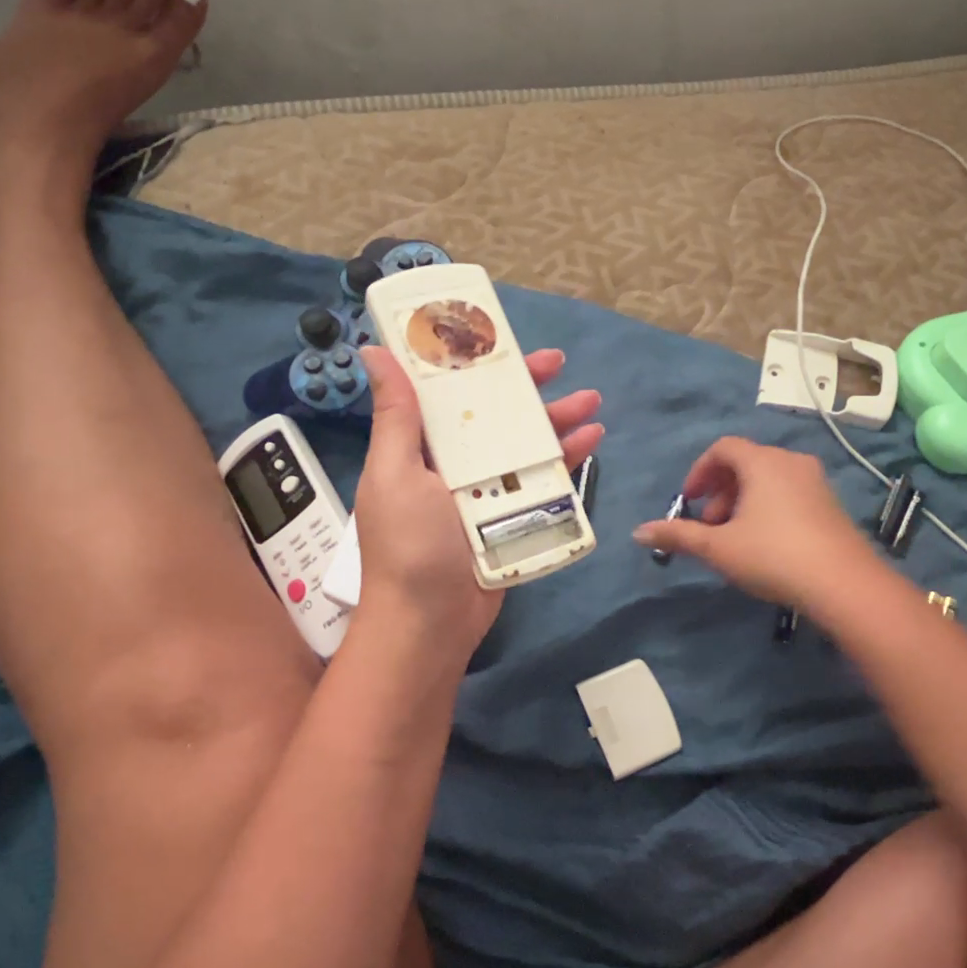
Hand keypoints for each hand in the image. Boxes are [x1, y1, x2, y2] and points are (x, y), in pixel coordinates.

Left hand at [351, 345, 603, 654]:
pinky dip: (564, 464)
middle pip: (494, 417)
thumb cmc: (409, 546)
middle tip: (561, 366)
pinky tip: (591, 445)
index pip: (450, 395)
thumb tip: (373, 352)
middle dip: (527, 391)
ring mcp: (484, 496)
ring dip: (556, 423)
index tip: (502, 341)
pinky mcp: (511, 523)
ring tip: (592, 403)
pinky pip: (540, 485)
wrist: (428, 626)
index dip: (475, 365)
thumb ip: (397, 416)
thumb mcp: (396, 473)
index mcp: (419, 450)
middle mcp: (452, 467)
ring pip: (523, 447)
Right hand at [633, 437, 877, 608]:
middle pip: (746, 463)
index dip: (700, 471)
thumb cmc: (773, 555)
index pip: (723, 448)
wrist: (844, 583)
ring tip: (734, 540)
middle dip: (720, 492)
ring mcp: (816, 482)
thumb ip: (678, 536)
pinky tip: (765, 546)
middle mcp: (791, 462)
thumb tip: (638, 532)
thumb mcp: (718, 548)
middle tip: (709, 527)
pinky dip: (768, 509)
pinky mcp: (831, 505)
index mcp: (762, 462)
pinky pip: (789, 494)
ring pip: (768, 481)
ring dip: (743, 503)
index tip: (689, 501)